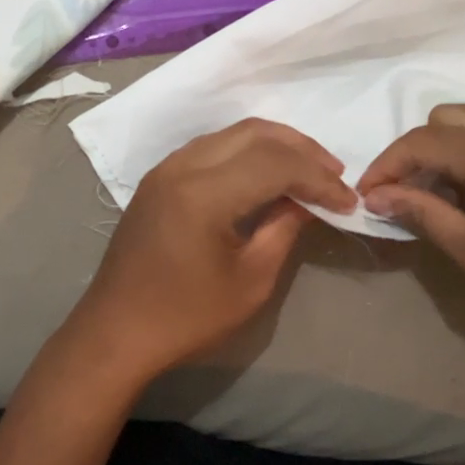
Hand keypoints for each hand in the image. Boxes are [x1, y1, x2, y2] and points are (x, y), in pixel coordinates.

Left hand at [66, 119, 358, 381]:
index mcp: (203, 193)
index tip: (348, 201)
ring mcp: (165, 169)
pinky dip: (244, 151)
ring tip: (307, 170)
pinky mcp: (157, 179)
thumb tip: (307, 201)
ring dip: (273, 145)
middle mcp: (182, 167)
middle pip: (253, 133)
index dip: (318, 178)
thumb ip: (283, 230)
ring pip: (230, 134)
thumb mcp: (250, 281)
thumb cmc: (186, 317)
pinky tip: (265, 174)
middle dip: (300, 148)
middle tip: (334, 174)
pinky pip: (210, 147)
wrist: (116, 332)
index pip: (275, 163)